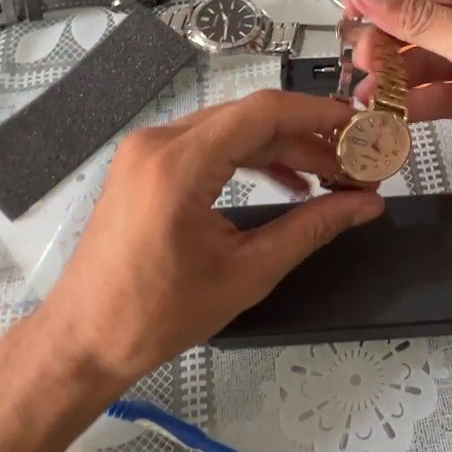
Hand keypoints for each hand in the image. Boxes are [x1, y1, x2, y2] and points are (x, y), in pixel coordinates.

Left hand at [37, 92, 383, 386]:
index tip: (359, 127)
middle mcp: (158, 142)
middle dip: (306, 138)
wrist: (85, 339)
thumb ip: (311, 228)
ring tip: (328, 176)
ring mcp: (147, 150)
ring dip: (281, 149)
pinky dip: (248, 158)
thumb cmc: (161, 314)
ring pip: (230, 129)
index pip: (262, 113)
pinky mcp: (144, 164)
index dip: (318, 113)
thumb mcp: (247, 272)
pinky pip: (208, 145)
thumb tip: (367, 205)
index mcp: (179, 164)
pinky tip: (286, 182)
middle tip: (353, 165)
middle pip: (249, 119)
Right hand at [346, 0, 451, 212]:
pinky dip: (408, 104)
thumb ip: (419, 19)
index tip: (344, 15)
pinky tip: (386, 116)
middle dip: (384, 42)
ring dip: (391, 77)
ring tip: (367, 94)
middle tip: (360, 62)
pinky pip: (429, 95)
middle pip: (413, 24)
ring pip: (417, 62)